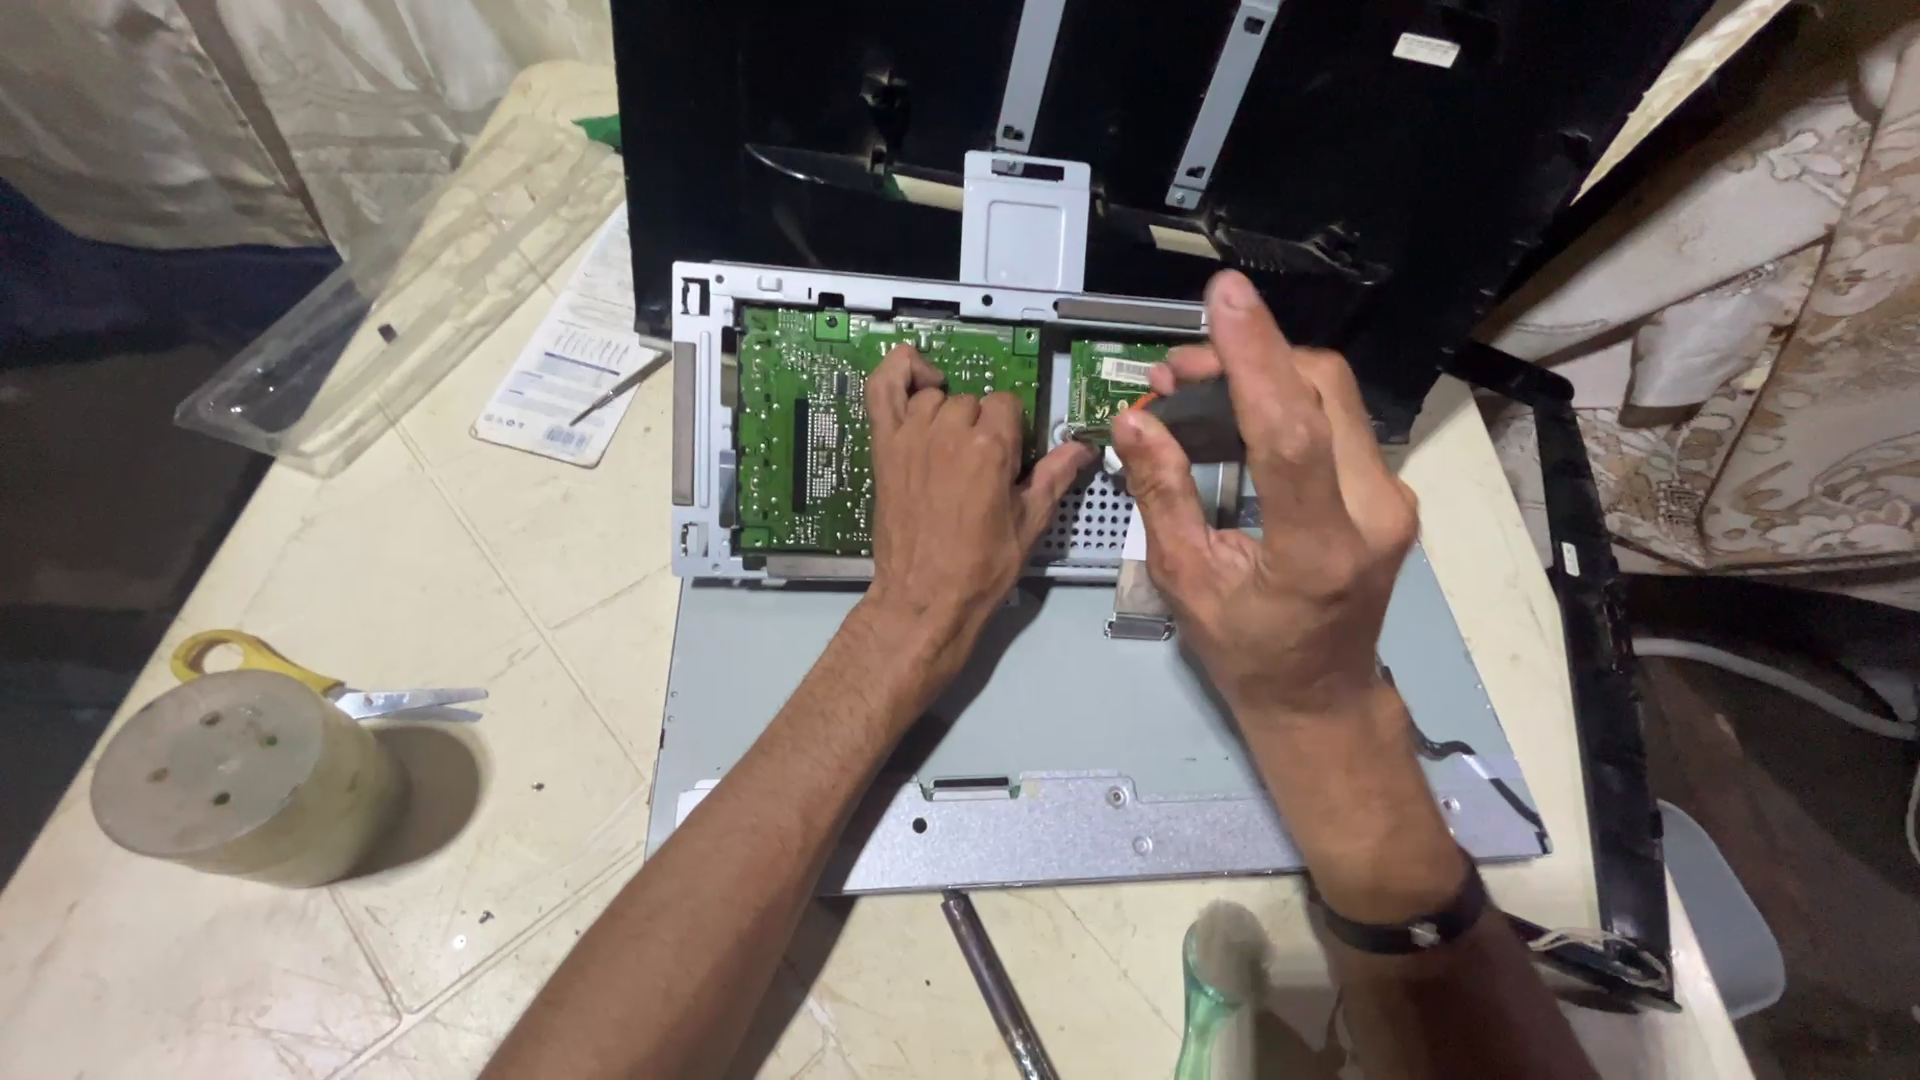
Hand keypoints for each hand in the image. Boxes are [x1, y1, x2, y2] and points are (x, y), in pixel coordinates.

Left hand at [863, 344, 1092, 680]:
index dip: (1011, 434)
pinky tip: (918, 378)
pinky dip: (898, 371)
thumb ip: (1054, 476)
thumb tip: (1082, 447)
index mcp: (990, 447)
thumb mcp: (1028, 523)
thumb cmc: (980, 567)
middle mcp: (949, 430)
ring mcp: (911, 435)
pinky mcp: (884, 446)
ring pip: (934, 398)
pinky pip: (883, 388)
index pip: (1008, 407)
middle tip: (979, 469)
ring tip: (949, 448)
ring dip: (946, 413)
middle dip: (981, 428)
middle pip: (972, 402)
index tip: (1008, 463)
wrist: (925, 597)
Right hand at [1112, 270, 1418, 724]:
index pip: (1291, 433)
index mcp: (1318, 550)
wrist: (1321, 695)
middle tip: (1174, 369)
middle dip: (1247, 357)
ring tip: (1189, 384)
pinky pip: (1333, 419)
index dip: (1254, 359)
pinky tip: (1231, 410)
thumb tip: (1135, 422)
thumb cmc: (1246, 652)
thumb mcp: (1186, 581)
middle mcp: (1373, 513)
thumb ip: (1162, 496)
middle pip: (1321, 391)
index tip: (1224, 299)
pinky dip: (1279, 398)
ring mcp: (1390, 498)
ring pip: (1331, 395)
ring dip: (1261, 372)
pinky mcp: (1385, 490)